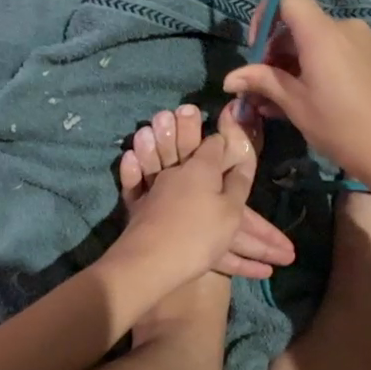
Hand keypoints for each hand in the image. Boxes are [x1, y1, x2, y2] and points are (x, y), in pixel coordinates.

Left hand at [110, 105, 261, 284]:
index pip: (216, 145)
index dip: (224, 138)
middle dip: (186, 128)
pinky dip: (131, 169)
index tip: (228, 131)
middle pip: (185, 147)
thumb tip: (241, 157)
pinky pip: (133, 182)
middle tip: (185, 107)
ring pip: (155, 159)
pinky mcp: (137, 207)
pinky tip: (129, 158)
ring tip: (149, 125)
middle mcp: (176, 172)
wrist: (153, 262)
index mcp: (202, 169)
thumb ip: (238, 183)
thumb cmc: (199, 235)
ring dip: (154, 142)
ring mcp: (153, 188)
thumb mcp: (231, 212)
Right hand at [223, 0, 370, 189]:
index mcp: (322, 32)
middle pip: (299, 22)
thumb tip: (229, 78)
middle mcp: (344, 28)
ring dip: (291, 65)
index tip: (257, 49)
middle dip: (274, 51)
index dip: (266, 14)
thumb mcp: (296, 104)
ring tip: (275, 102)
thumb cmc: (341, 126)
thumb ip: (263, 82)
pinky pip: (334, 54)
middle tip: (259, 87)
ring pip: (315, 42)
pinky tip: (302, 102)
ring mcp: (362, 43)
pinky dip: (313, 70)